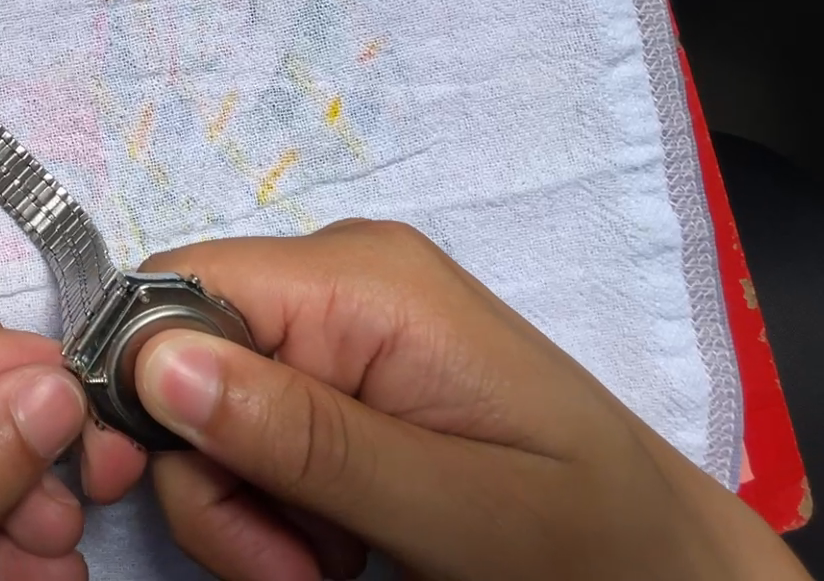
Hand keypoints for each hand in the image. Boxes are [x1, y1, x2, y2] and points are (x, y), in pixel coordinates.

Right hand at [103, 221, 808, 580]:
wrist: (679, 574)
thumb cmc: (597, 547)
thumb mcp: (458, 512)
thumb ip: (305, 436)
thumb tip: (154, 365)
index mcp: (358, 277)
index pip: (179, 285)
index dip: (145, 378)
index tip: (185, 489)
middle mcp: (331, 273)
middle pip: (181, 347)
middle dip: (210, 468)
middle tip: (285, 561)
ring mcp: (331, 316)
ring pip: (201, 396)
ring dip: (238, 495)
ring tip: (322, 558)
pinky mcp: (332, 360)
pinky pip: (245, 415)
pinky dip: (262, 490)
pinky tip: (330, 534)